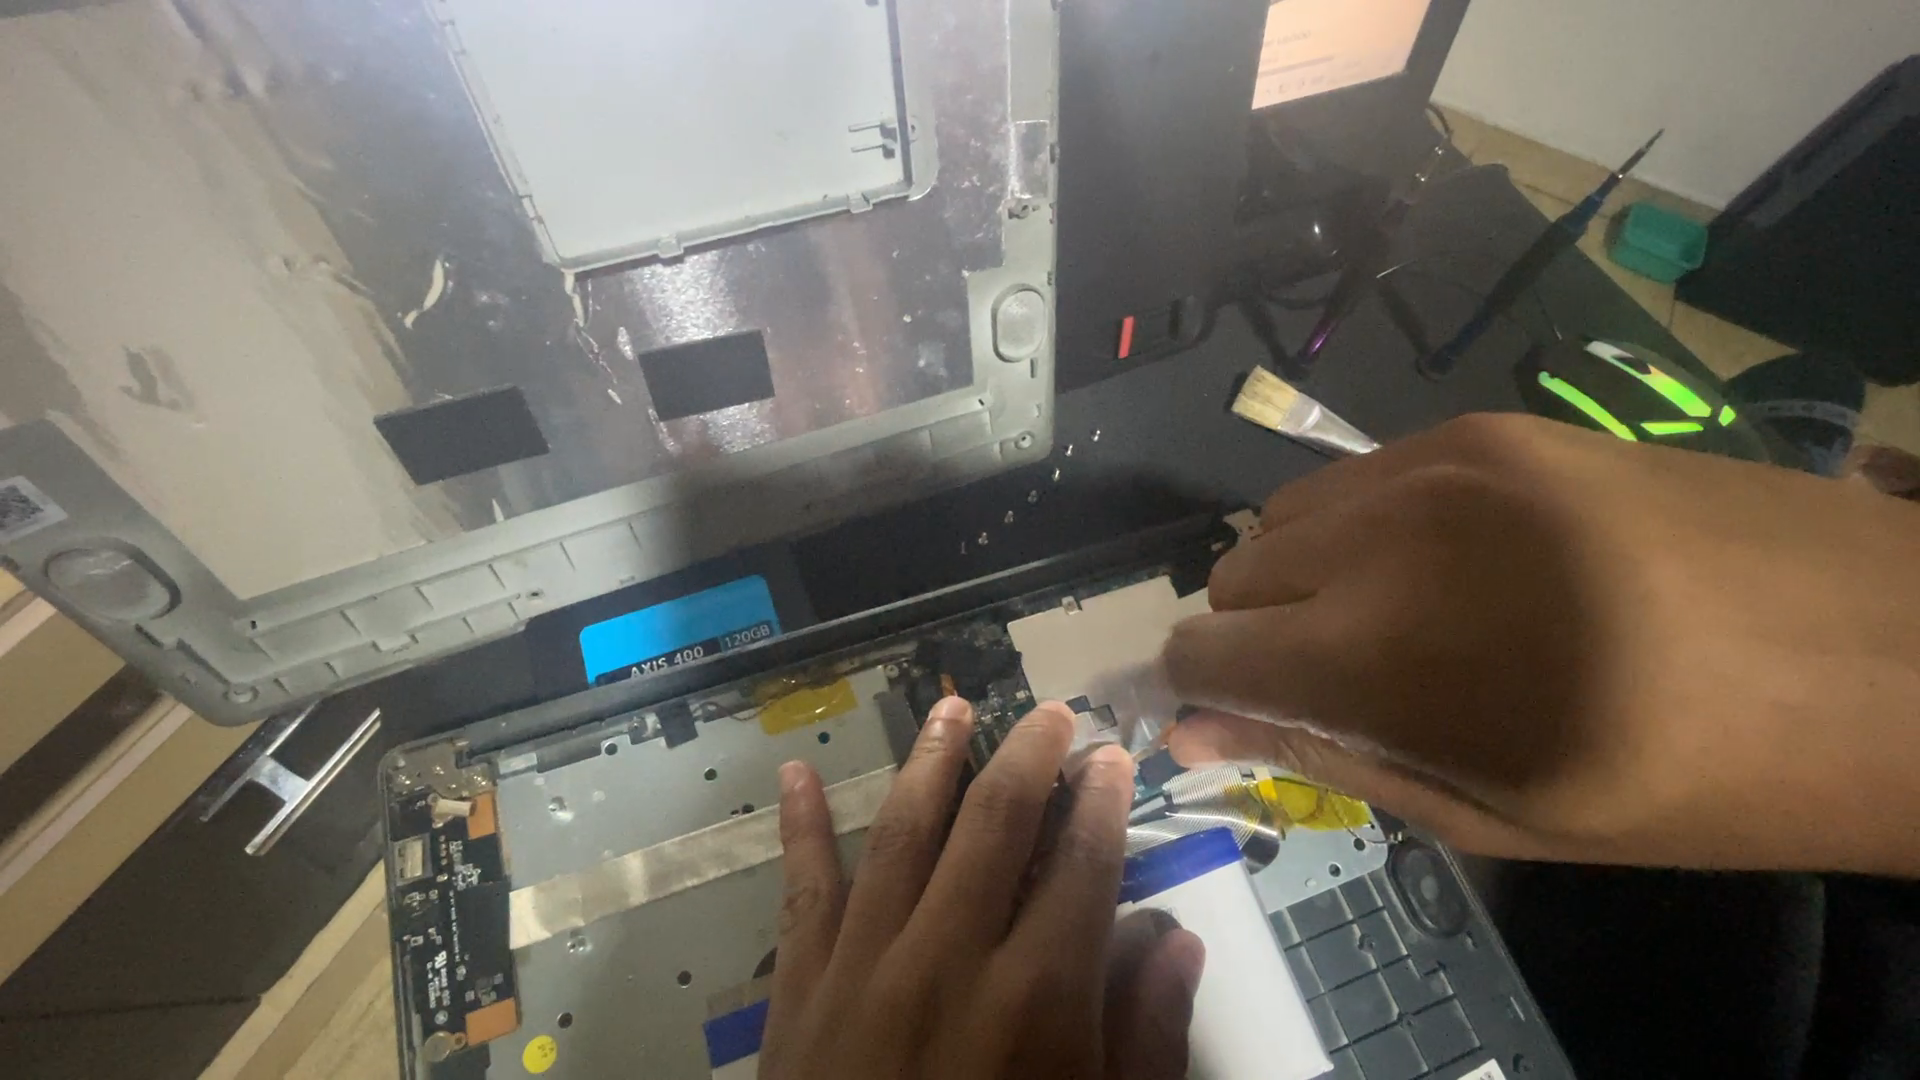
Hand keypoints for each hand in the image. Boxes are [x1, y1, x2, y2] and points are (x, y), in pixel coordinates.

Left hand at [762, 698, 1205, 1079]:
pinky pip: (802, 888)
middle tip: (1048, 714)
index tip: (1112, 759)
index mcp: (1035, 1001)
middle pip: (996, 825)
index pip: (1083, 867)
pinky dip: (800, 827)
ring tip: (952, 706)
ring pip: (905, 831)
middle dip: (1028, 758)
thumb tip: (1175, 938)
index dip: (1103, 804)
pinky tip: (796, 772)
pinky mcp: (800, 987)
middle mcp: (949, 959)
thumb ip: (1147, 1039)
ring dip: (932, 760)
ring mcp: (864, 964)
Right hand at [1162, 414, 1919, 876]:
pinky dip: (1354, 530)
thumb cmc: (1684, 778)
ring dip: (1299, 578)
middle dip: (1257, 638)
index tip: (1227, 713)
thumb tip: (1191, 734)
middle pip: (1231, 580)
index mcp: (1381, 656)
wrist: (1903, 649)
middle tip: (1339, 680)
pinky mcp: (1476, 427)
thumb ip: (1317, 756)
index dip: (1196, 689)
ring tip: (1389, 616)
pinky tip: (1436, 560)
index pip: (1203, 653)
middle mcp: (1380, 540)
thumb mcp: (1487, 808)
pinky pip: (1349, 481)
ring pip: (1278, 522)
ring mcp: (1429, 466)